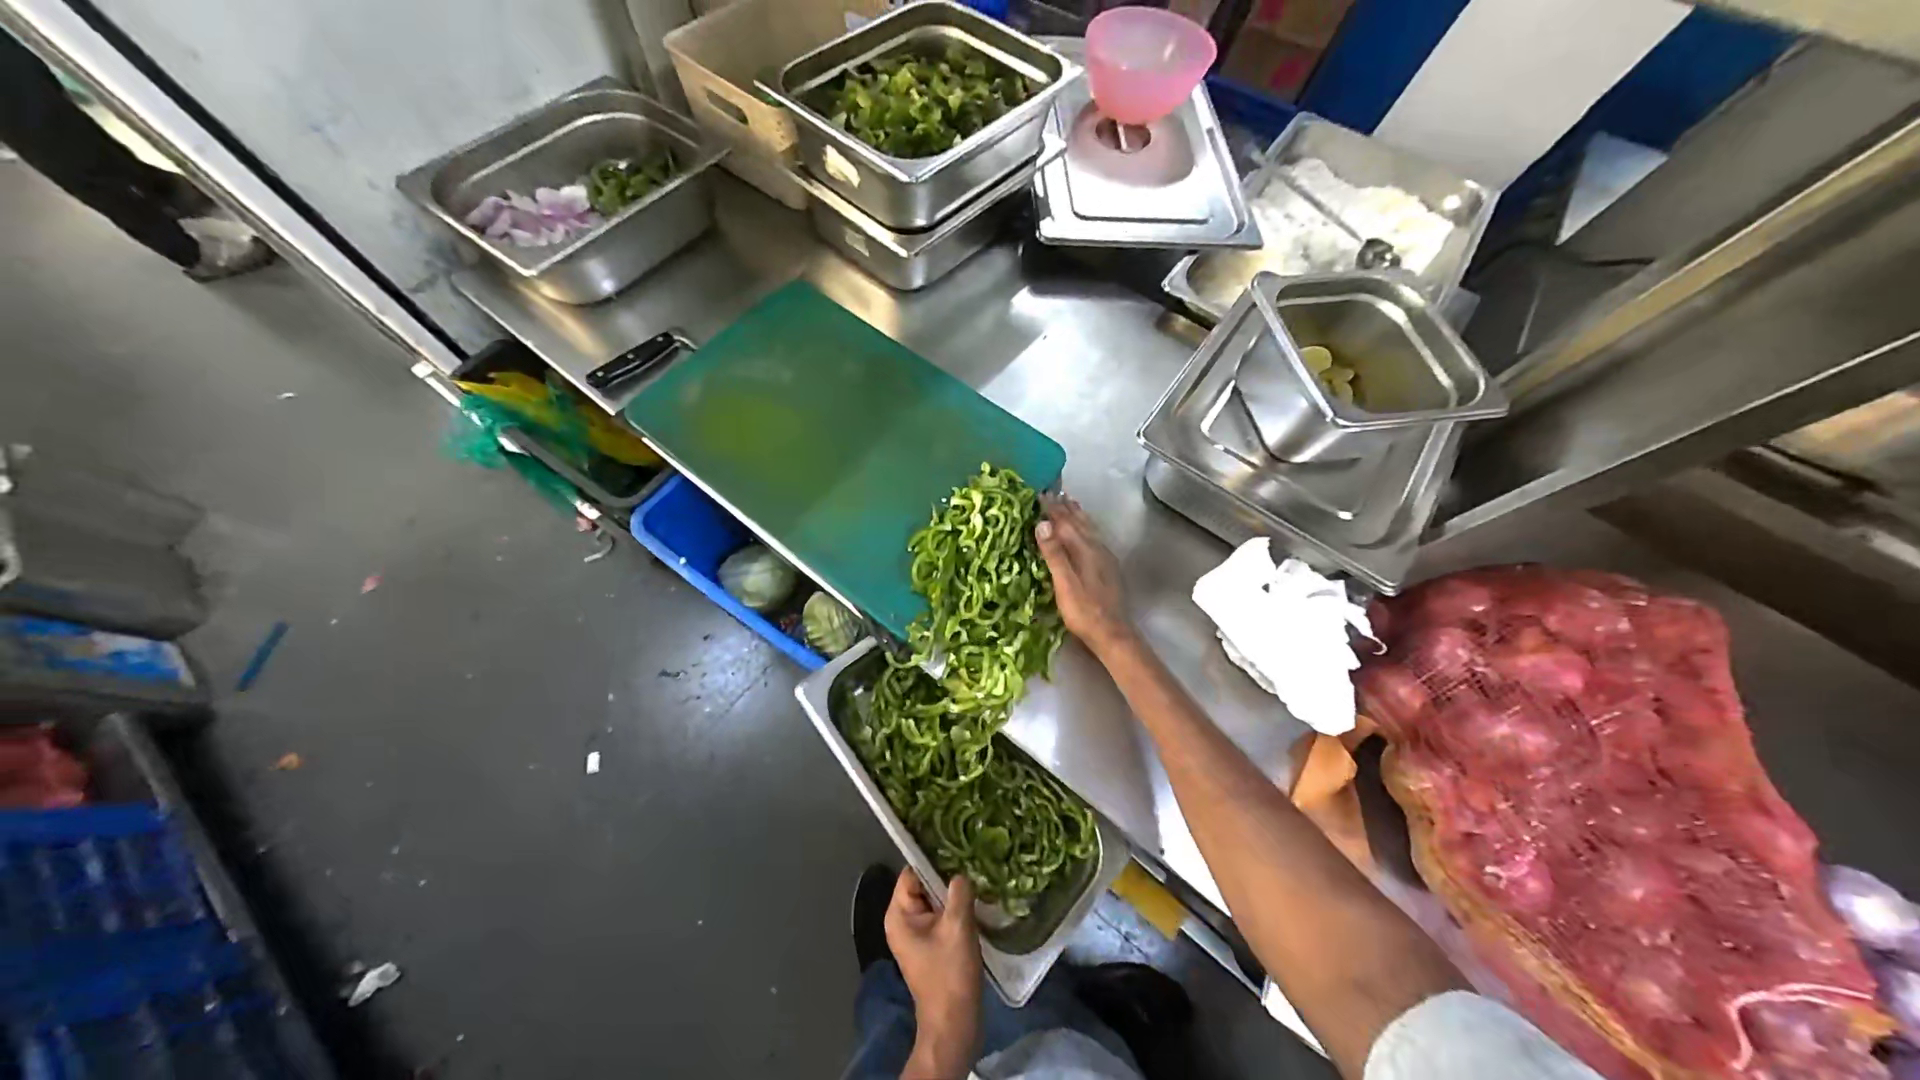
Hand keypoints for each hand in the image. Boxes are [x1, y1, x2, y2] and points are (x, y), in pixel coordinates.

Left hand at [885, 869, 981, 1078]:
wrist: (954, 1024)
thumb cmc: (950, 974)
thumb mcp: (957, 926)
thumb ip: (959, 891)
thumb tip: (961, 872)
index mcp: (898, 914)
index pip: (912, 872)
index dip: (933, 861)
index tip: (957, 849)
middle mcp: (902, 922)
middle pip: (924, 886)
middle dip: (946, 877)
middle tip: (972, 864)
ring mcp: (916, 935)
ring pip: (935, 902)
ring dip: (953, 895)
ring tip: (977, 881)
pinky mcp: (930, 946)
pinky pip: (941, 917)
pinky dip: (956, 911)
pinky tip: (976, 904)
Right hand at [1036, 494, 1136, 657]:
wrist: (1113, 633)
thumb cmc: (1084, 612)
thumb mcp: (1065, 584)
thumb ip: (1054, 554)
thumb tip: (1043, 524)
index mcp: (1085, 550)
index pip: (1066, 523)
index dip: (1053, 509)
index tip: (1040, 494)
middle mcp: (1097, 549)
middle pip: (1080, 522)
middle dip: (1066, 508)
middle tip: (1054, 493)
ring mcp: (1105, 558)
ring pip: (1090, 529)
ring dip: (1078, 515)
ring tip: (1071, 503)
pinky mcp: (1108, 568)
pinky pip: (1094, 538)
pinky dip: (1086, 528)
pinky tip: (1086, 533)